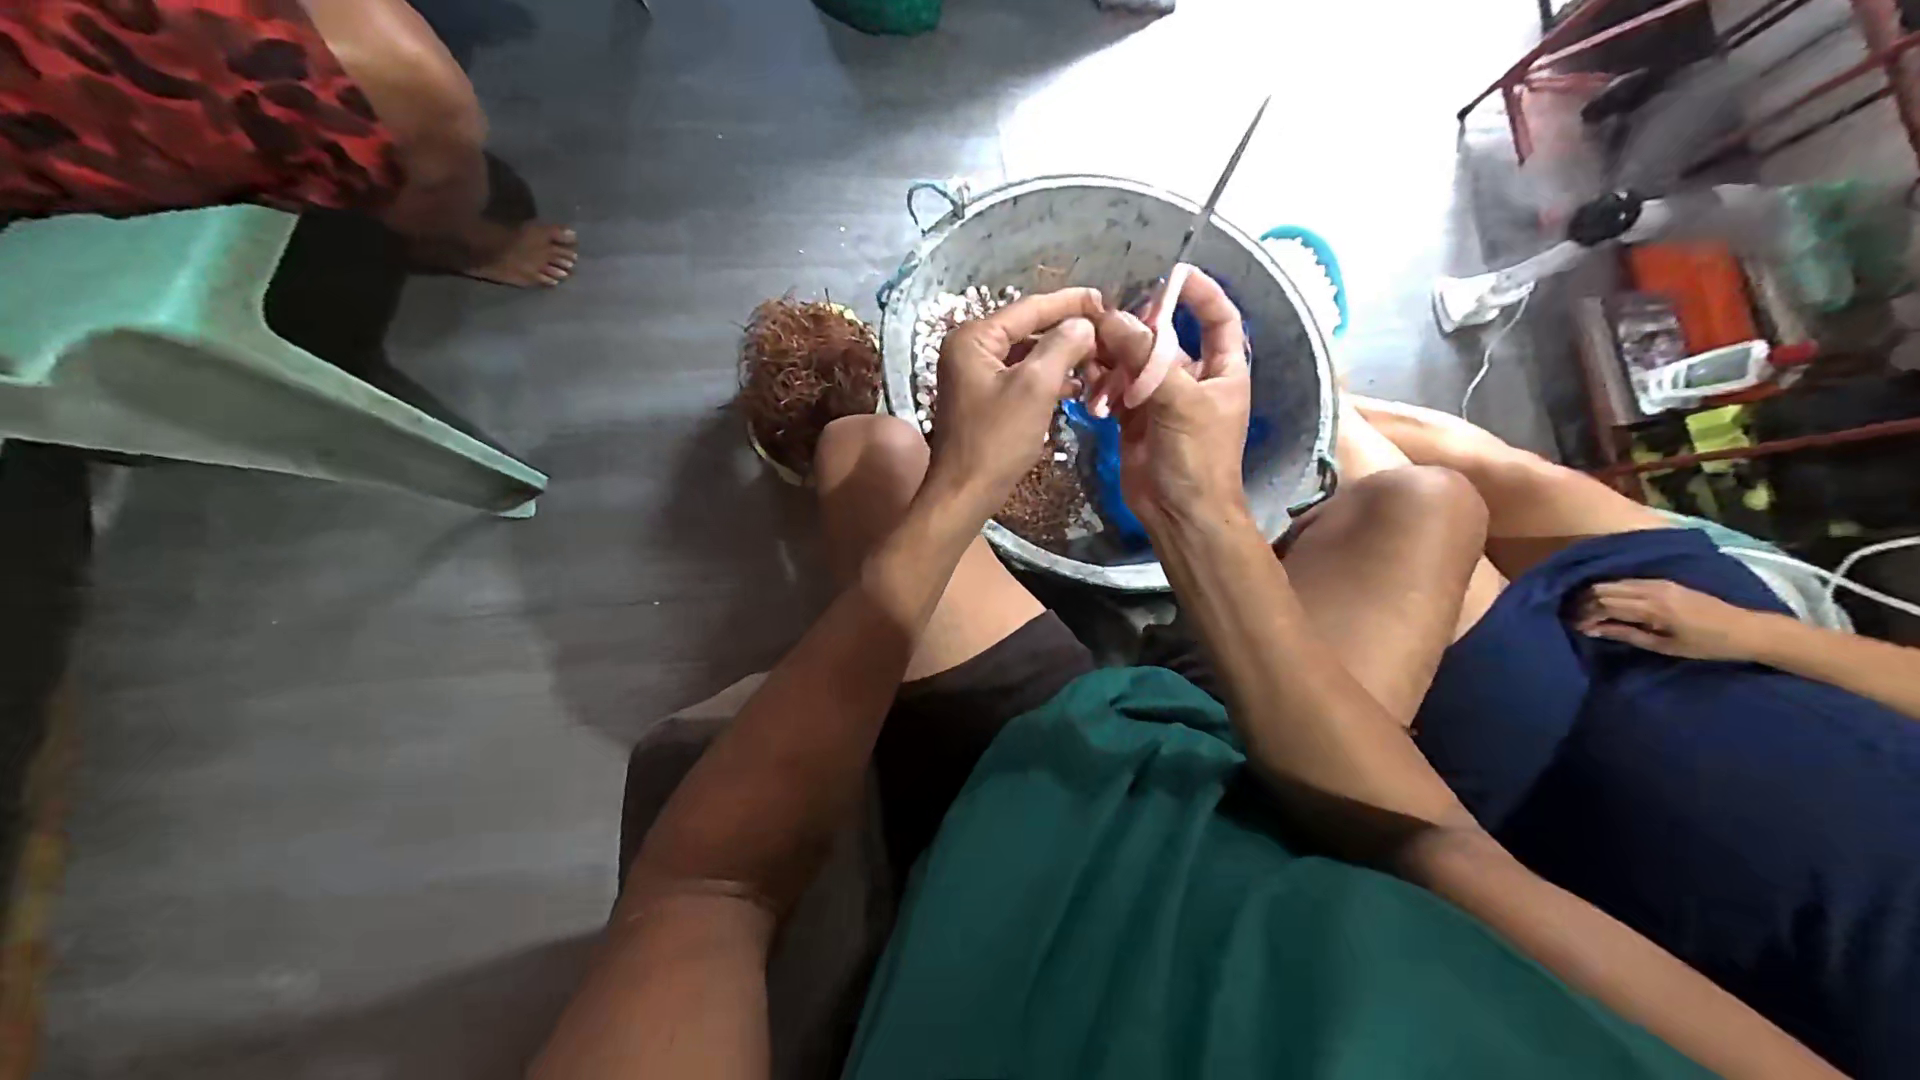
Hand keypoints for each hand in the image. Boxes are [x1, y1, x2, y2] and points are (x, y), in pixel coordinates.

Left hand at [929, 287, 1103, 515]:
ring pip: (1027, 355)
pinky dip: (1047, 380)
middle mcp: (969, 349)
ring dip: (1061, 359)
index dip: (1070, 303)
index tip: (1104, 300)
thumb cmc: (996, 440)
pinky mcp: (983, 398)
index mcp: (973, 338)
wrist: (964, 492)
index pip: (1029, 308)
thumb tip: (1083, 323)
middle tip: (1106, 334)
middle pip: (1028, 330)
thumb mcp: (1035, 388)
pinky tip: (1075, 388)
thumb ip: (1061, 346)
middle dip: (1067, 333)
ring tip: (1097, 363)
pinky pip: (1020, 378)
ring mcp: (974, 375)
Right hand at [1088, 267, 1251, 530]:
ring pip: (1135, 364)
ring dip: (1113, 360)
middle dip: (1136, 330)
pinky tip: (1090, 387)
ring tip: (1090, 358)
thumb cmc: (1197, 458)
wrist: (1180, 512)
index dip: (1202, 294)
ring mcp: (1162, 400)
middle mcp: (1192, 379)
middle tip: (1103, 321)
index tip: (1174, 273)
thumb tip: (1115, 320)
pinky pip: (1117, 390)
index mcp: (1222, 370)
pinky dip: (1103, 386)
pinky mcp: (1135, 419)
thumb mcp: (1180, 403)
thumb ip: (1149, 360)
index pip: (1218, 318)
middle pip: (1163, 339)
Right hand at [1573, 579, 1783, 660]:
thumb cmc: (1709, 645)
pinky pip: (1628, 581)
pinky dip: (1613, 589)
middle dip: (1585, 603)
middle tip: (1578, 617)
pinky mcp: (1665, 582)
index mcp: (1653, 609)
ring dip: (1597, 594)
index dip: (1585, 615)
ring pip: (1613, 582)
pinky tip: (1611, 600)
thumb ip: (1627, 634)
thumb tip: (1592, 630)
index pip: (1604, 604)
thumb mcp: (1665, 646)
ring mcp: (1660, 583)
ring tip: (1590, 609)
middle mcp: (1653, 590)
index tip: (1576, 626)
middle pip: (1603, 589)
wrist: (1751, 630)